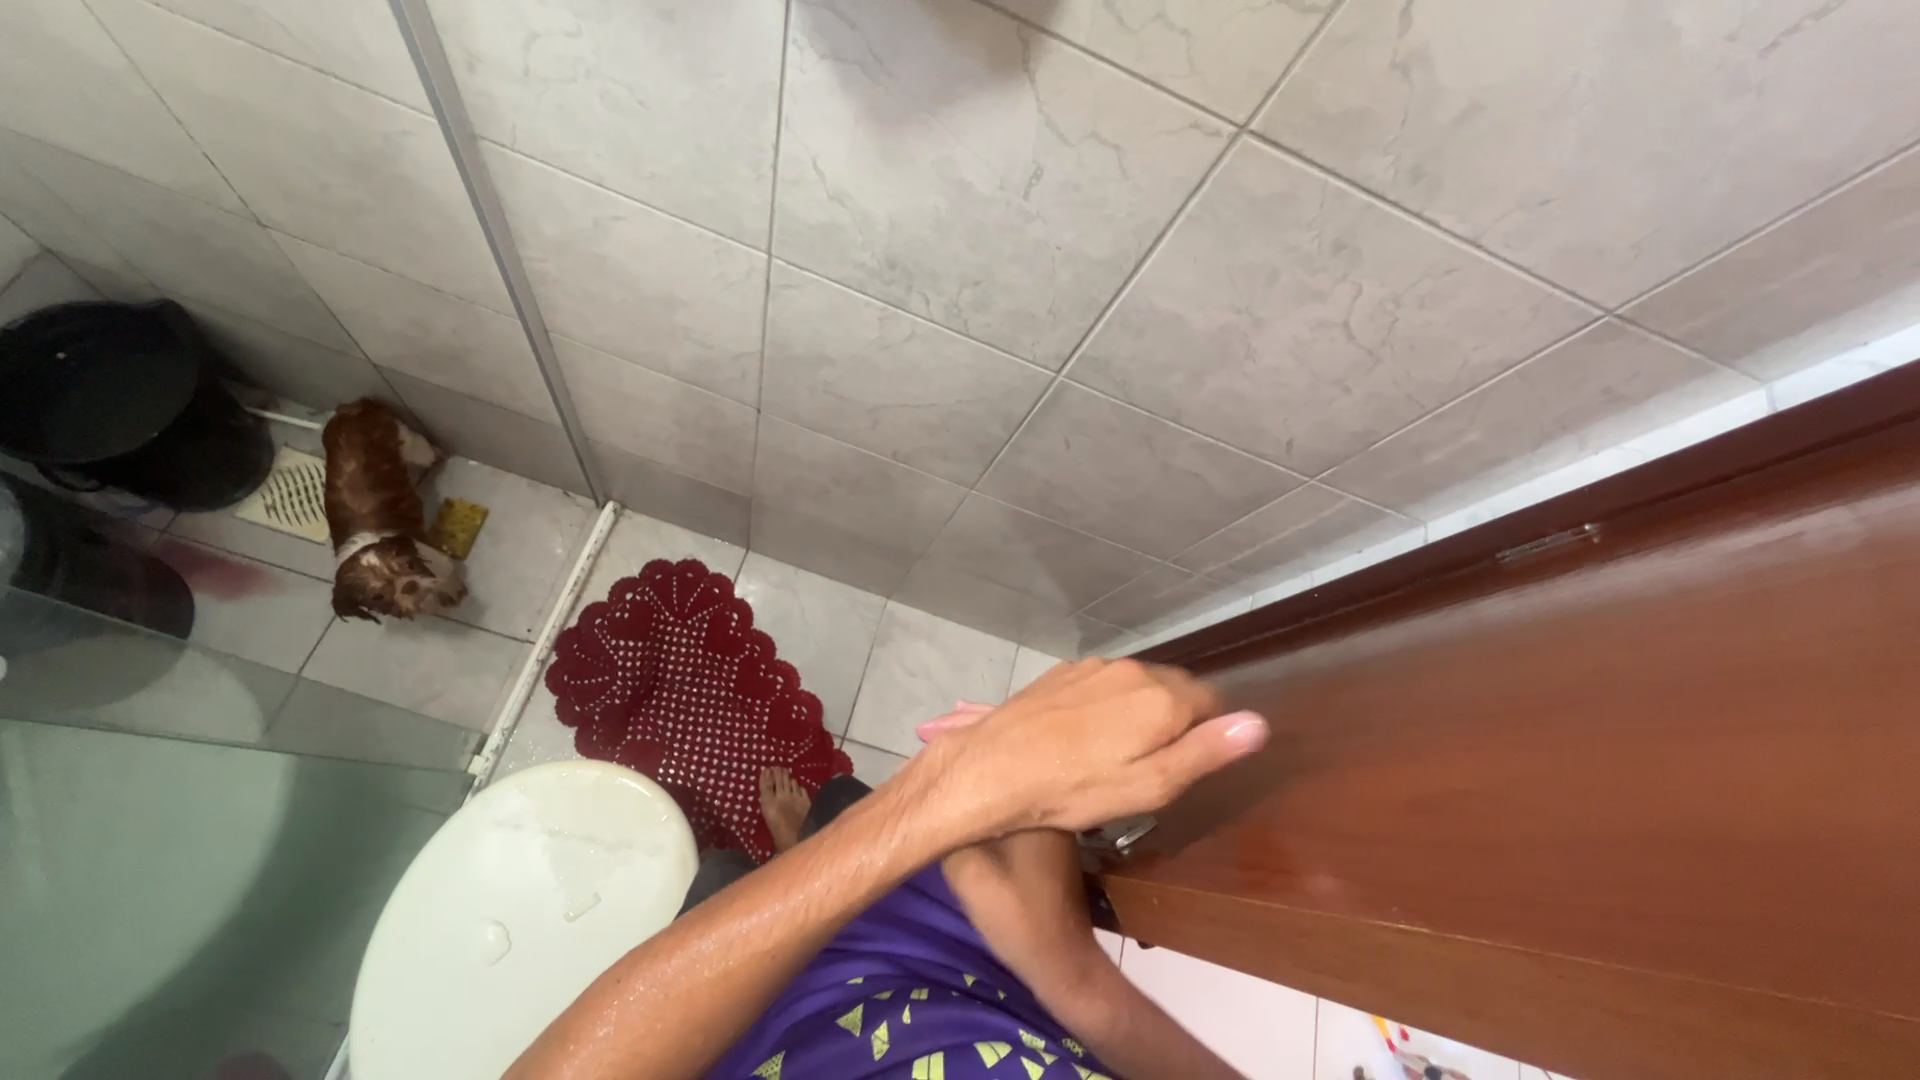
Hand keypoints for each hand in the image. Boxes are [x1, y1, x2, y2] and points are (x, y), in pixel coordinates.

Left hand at [909, 657, 1266, 842]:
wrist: (993, 767)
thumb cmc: (1075, 789)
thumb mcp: (1150, 785)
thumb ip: (1206, 750)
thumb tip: (1259, 722)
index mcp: (1161, 697)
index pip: (1213, 701)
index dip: (1209, 734)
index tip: (1186, 764)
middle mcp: (1131, 670)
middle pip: (1175, 689)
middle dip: (1174, 720)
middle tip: (1149, 766)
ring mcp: (1092, 667)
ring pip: (1136, 685)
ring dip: (1138, 711)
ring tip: (1113, 753)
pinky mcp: (1062, 672)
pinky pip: (1102, 684)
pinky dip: (1105, 704)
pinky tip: (1082, 736)